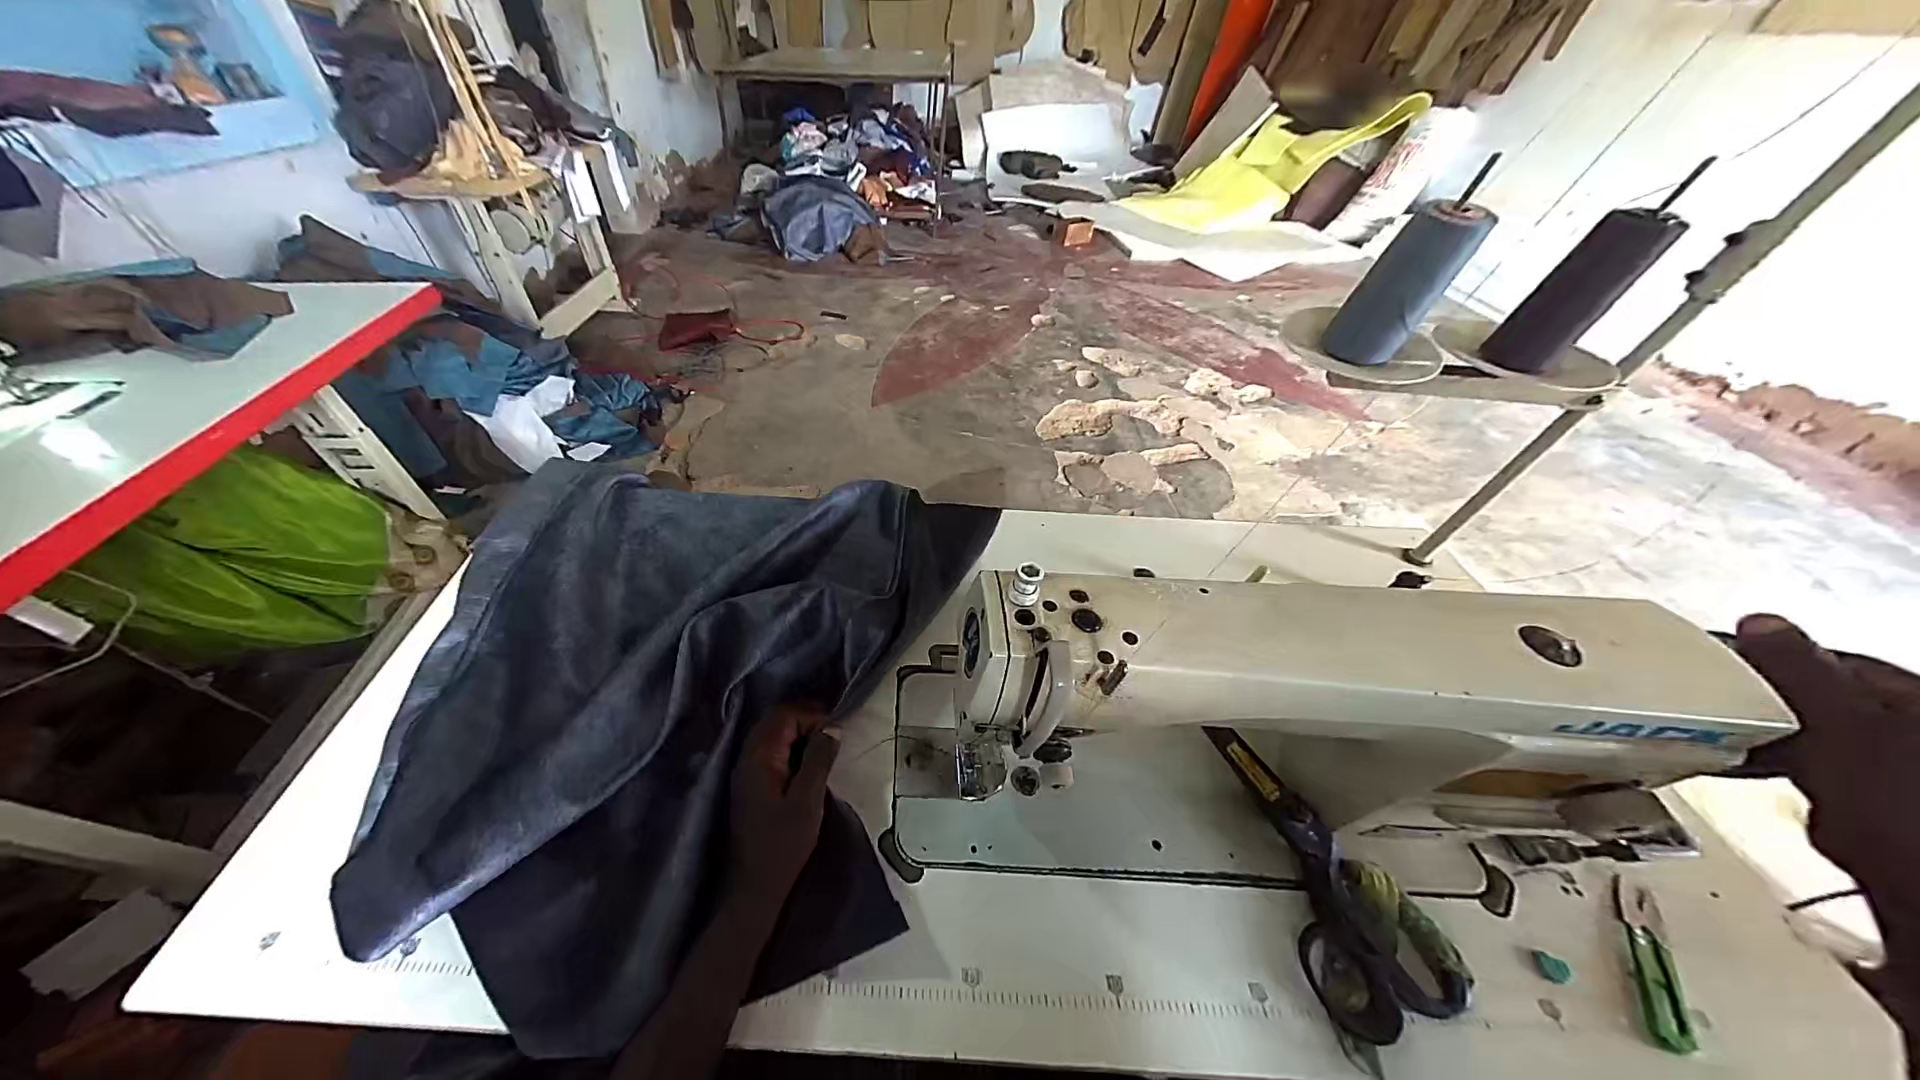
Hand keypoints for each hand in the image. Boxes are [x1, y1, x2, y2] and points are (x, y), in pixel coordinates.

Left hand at [728, 704, 840, 909]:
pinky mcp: (749, 785)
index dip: (811, 716)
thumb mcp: (808, 800)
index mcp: (758, 758)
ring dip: (797, 733)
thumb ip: (819, 759)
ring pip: (770, 734)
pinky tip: (806, 763)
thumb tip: (832, 727)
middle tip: (832, 733)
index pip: (784, 716)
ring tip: (823, 746)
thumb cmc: (784, 844)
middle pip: (774, 720)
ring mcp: (744, 772)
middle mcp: (746, 758)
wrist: (756, 887)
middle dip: (804, 720)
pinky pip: (769, 751)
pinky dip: (789, 747)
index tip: (836, 731)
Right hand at [1734, 614, 1919, 906]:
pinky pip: (1845, 793)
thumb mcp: (1847, 734)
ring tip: (1743, 763)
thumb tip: (1760, 623)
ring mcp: (1910, 789)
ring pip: (1839, 753)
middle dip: (1777, 715)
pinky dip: (1814, 795)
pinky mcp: (1902, 831)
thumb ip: (1803, 675)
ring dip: (1789, 756)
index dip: (1776, 663)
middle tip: (1717, 719)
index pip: (1844, 666)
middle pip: (1840, 710)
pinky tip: (1798, 810)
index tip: (1712, 671)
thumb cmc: (1908, 816)